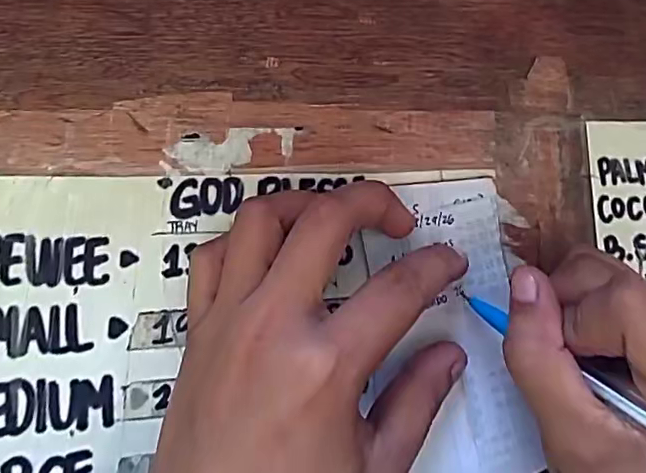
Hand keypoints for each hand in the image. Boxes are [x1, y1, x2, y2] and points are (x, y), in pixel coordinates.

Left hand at [154, 182, 469, 472]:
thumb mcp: (372, 471)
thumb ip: (415, 402)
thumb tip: (449, 354)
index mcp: (325, 367)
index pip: (399, 288)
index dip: (435, 265)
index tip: (449, 260)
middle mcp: (273, 327)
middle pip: (327, 219)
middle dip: (372, 200)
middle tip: (396, 217)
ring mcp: (229, 321)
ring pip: (261, 218)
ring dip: (303, 204)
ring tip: (331, 217)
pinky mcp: (197, 331)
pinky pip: (211, 258)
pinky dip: (241, 242)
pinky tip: (269, 255)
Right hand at [504, 245, 645, 470]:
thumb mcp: (576, 444)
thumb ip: (542, 362)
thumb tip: (526, 283)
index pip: (624, 299)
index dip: (575, 317)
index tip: (558, 355)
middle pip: (616, 279)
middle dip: (566, 302)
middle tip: (553, 354)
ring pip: (611, 278)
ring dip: (572, 305)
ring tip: (570, 359)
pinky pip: (616, 294)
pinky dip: (584, 312)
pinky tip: (583, 352)